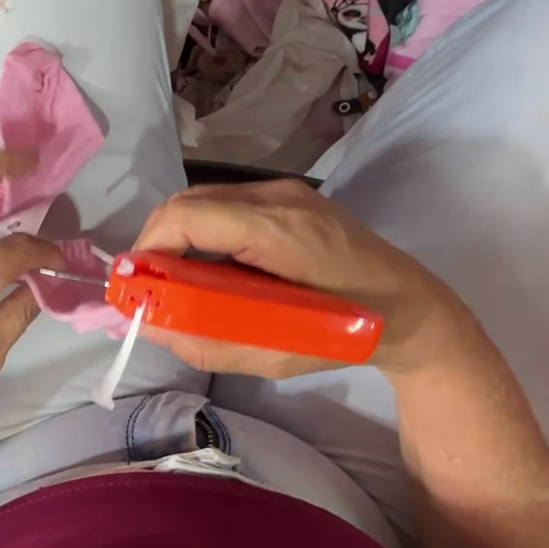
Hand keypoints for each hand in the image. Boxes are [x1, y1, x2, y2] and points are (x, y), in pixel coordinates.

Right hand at [130, 181, 475, 377]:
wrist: (412, 308)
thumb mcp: (274, 355)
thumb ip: (206, 342)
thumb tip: (150, 326)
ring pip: (201, 199)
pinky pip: (222, 204)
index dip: (149, 248)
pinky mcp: (287, 197)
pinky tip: (206, 267)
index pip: (188, 216)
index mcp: (279, 231)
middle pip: (186, 202)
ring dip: (175, 237)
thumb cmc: (347, 335)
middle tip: (149, 288)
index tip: (136, 287)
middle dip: (155, 243)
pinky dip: (198, 232)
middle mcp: (278, 197)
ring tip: (174, 281)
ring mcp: (284, 192)